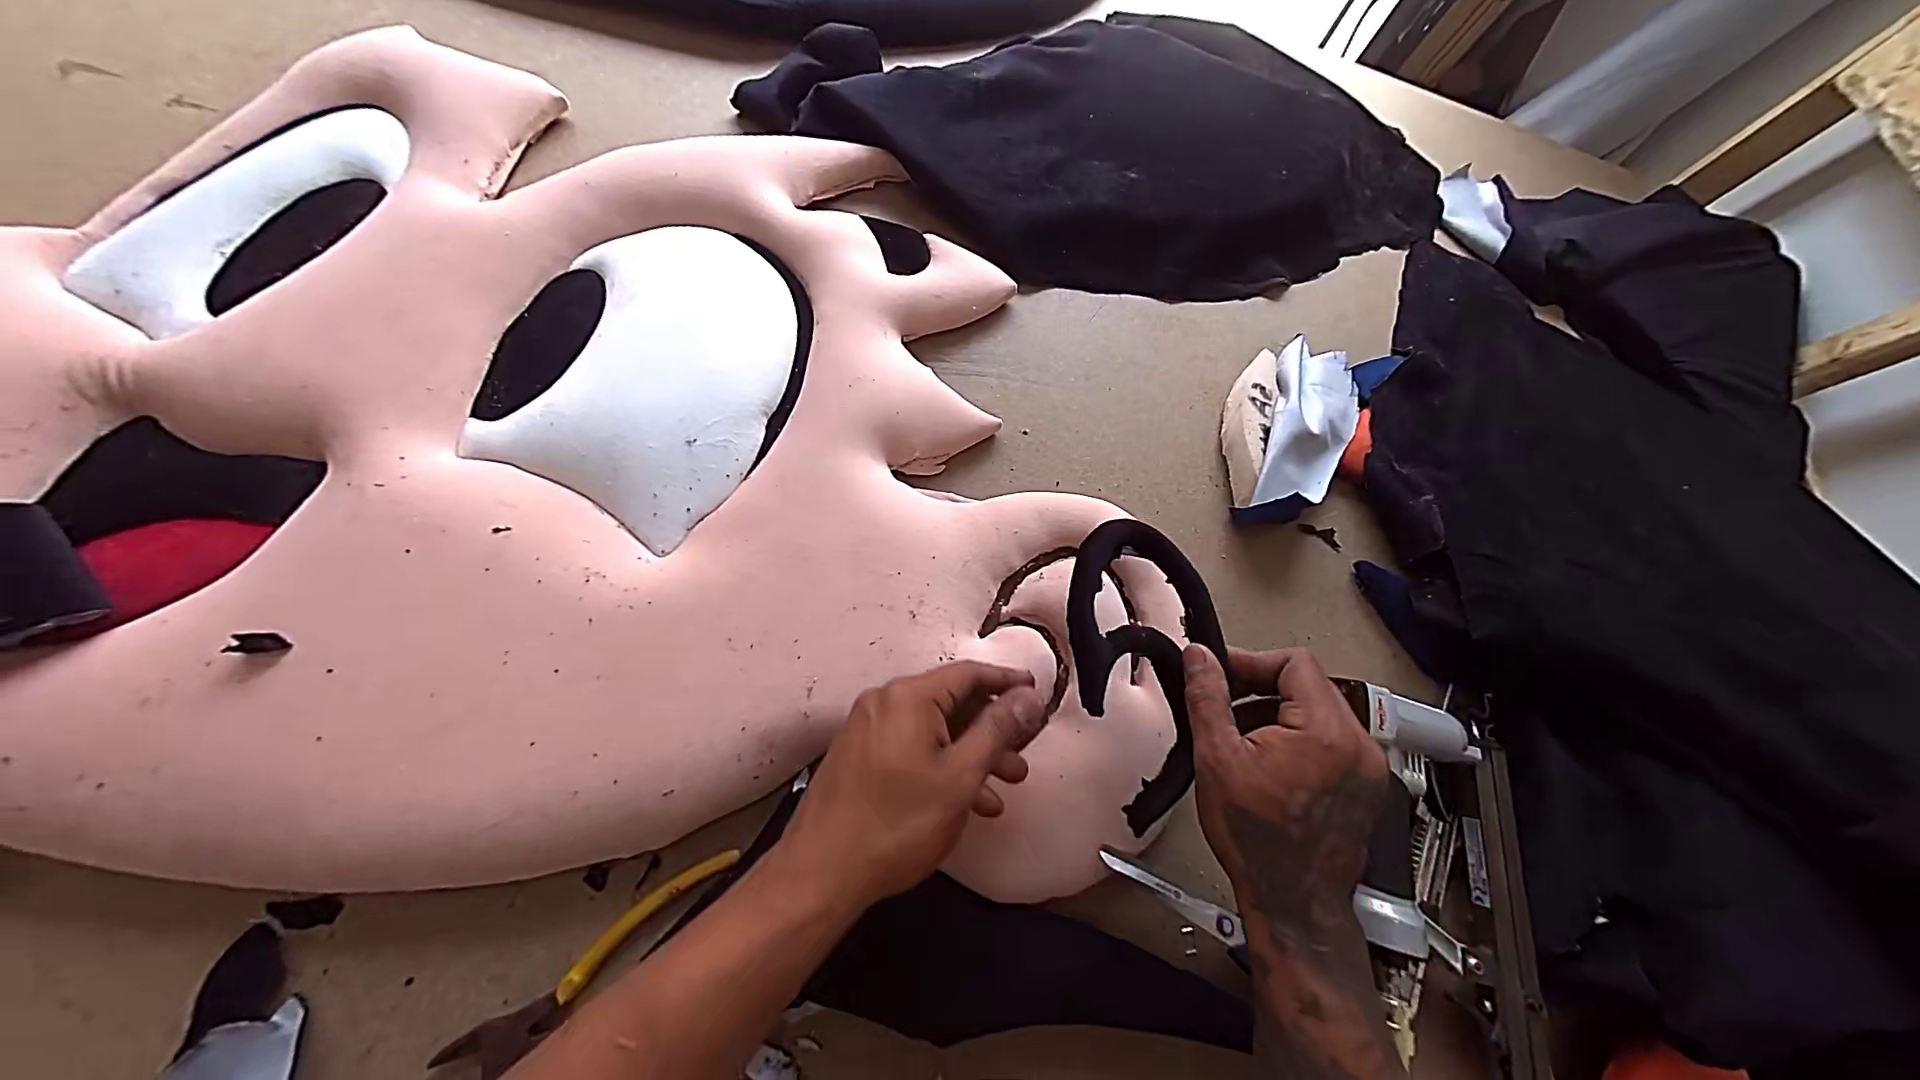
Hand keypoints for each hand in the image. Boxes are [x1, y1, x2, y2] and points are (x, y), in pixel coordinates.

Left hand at [774, 661, 1048, 905]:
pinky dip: (942, 764)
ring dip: (972, 751)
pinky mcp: (860, 754)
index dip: (1007, 681)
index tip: (1035, 691)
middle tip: (1024, 749)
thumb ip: (998, 730)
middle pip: (951, 701)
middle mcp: (884, 703)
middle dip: (992, 727)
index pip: (969, 673)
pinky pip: (912, 746)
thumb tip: (1028, 696)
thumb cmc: (896, 825)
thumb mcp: (960, 776)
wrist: (821, 873)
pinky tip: (968, 798)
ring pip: (934, 729)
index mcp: (907, 697)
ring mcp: (868, 729)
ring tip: (1006, 781)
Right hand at [1183, 645, 1386, 933]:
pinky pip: (1327, 736)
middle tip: (1224, 703)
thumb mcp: (1216, 757)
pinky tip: (1263, 757)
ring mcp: (1365, 766)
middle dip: (1259, 687)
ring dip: (1274, 711)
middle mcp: (1357, 745)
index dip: (1250, 662)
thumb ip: (1208, 697)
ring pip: (1316, 709)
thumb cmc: (1259, 841)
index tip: (1222, 673)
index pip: (1294, 662)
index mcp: (1326, 732)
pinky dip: (1294, 735)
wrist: (1292, 900)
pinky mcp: (1363, 782)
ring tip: (1239, 736)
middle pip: (1307, 683)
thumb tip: (1199, 657)